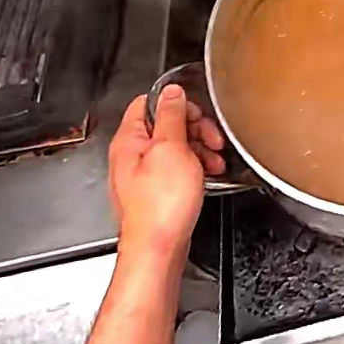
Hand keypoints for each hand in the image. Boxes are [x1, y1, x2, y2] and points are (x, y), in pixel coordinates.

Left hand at [107, 85, 226, 263]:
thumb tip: (171, 92)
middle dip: (193, 128)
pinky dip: (194, 166)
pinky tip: (208, 174)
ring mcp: (143, 174)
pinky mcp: (156, 191)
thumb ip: (171, 115)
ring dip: (198, 148)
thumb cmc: (160, 206)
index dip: (176, 104)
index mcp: (128, 140)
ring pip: (174, 146)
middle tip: (210, 139)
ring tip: (214, 159)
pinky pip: (177, 167)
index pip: (147, 102)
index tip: (195, 114)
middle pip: (165, 124)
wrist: (158, 251)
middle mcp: (131, 155)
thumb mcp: (171, 148)